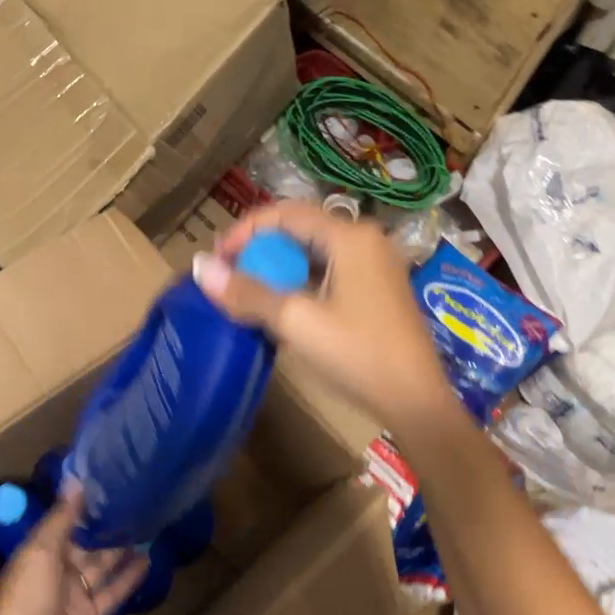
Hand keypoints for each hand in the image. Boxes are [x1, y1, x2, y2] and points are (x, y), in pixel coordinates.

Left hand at [0, 485, 146, 614]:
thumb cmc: (25, 606)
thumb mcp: (39, 556)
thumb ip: (60, 520)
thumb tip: (76, 480)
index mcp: (37, 553)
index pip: (64, 522)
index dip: (84, 504)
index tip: (110, 481)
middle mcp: (55, 571)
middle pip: (85, 543)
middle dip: (106, 525)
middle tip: (137, 501)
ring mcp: (73, 596)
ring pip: (101, 566)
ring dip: (121, 548)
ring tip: (148, 525)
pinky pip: (111, 592)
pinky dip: (128, 578)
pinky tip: (148, 560)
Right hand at [193, 201, 461, 436]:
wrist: (415, 400)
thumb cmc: (358, 355)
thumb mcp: (296, 322)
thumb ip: (248, 293)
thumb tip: (199, 267)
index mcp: (350, 237)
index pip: (286, 214)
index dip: (245, 231)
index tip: (217, 259)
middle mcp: (366, 241)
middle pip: (301, 230)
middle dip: (260, 250)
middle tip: (229, 277)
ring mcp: (377, 266)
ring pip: (315, 253)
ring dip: (279, 269)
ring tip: (248, 294)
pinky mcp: (379, 291)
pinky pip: (330, 272)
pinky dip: (301, 283)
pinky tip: (282, 310)